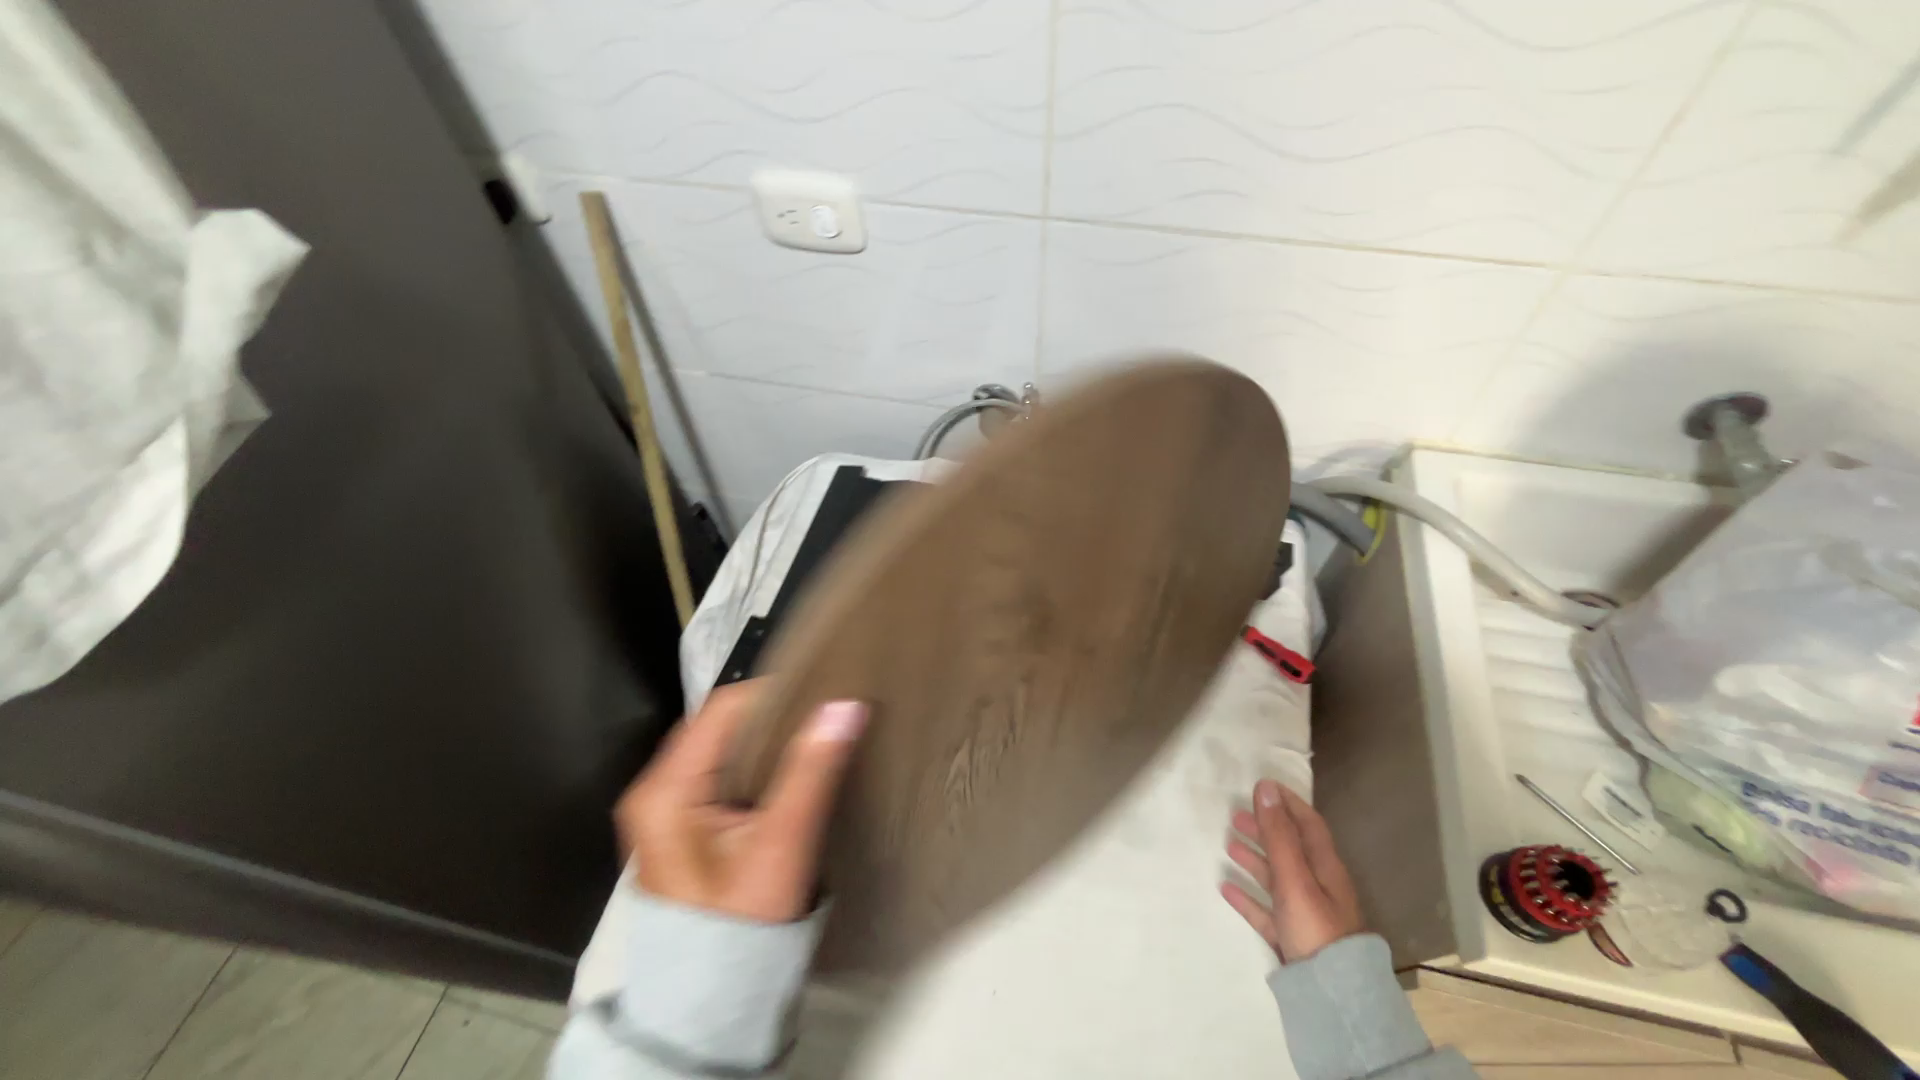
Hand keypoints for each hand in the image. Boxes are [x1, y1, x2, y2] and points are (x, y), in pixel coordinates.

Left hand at [616, 680, 867, 922]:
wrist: (707, 996)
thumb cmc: (742, 924)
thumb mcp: (782, 845)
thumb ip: (810, 773)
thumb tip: (843, 709)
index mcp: (666, 790)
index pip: (721, 711)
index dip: (772, 697)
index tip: (818, 698)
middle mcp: (653, 791)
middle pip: (716, 727)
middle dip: (768, 719)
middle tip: (817, 719)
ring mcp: (660, 808)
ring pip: (717, 748)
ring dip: (760, 742)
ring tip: (806, 741)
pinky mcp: (675, 824)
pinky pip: (713, 773)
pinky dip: (748, 766)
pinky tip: (782, 773)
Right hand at [1221, 779, 1364, 961]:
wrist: (1332, 994)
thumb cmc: (1315, 928)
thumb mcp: (1294, 877)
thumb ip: (1278, 835)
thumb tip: (1266, 788)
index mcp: (1325, 868)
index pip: (1308, 825)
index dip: (1288, 804)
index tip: (1263, 787)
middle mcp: (1317, 886)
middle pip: (1289, 849)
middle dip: (1265, 829)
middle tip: (1235, 815)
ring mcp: (1305, 913)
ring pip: (1277, 877)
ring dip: (1255, 859)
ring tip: (1228, 845)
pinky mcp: (1292, 937)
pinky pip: (1267, 909)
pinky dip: (1248, 896)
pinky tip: (1228, 888)